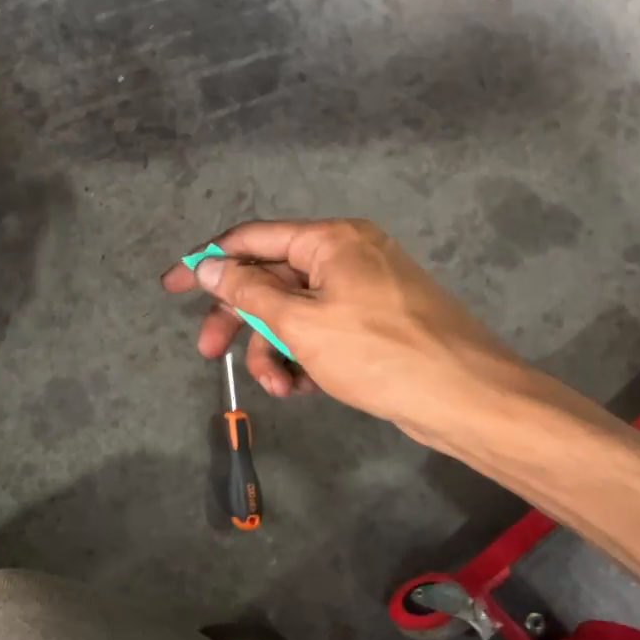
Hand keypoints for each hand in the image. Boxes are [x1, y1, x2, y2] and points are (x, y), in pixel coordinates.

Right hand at [160, 219, 534, 447]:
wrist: (470, 401)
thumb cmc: (378, 353)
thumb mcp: (297, 322)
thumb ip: (245, 290)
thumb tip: (207, 265)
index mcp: (330, 241)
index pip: (250, 239)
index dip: (204, 262)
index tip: (170, 288)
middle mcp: (345, 255)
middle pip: (267, 280)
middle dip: (238, 321)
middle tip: (208, 353)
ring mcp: (362, 289)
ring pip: (290, 311)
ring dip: (270, 350)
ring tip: (277, 387)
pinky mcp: (374, 321)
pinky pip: (318, 328)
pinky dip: (301, 356)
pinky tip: (301, 387)